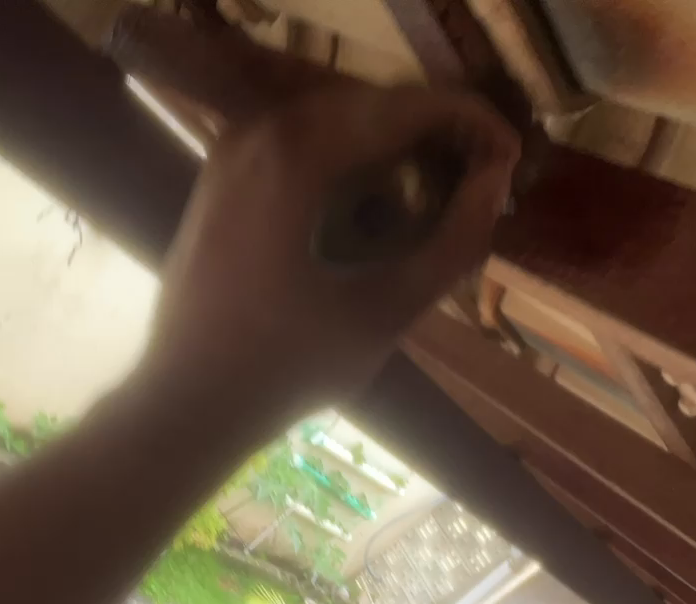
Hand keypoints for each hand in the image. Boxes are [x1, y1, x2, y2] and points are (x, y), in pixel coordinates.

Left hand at [142, 83, 518, 426]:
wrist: (186, 404)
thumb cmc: (284, 371)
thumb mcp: (382, 315)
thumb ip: (451, 245)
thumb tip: (496, 181)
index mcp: (296, 154)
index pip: (404, 106)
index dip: (470, 123)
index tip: (509, 159)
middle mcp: (255, 134)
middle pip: (366, 106)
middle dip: (427, 137)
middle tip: (470, 184)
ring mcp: (227, 157)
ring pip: (328, 125)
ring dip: (383, 152)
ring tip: (423, 201)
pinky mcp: (215, 186)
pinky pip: (291, 151)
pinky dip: (338, 168)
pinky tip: (362, 213)